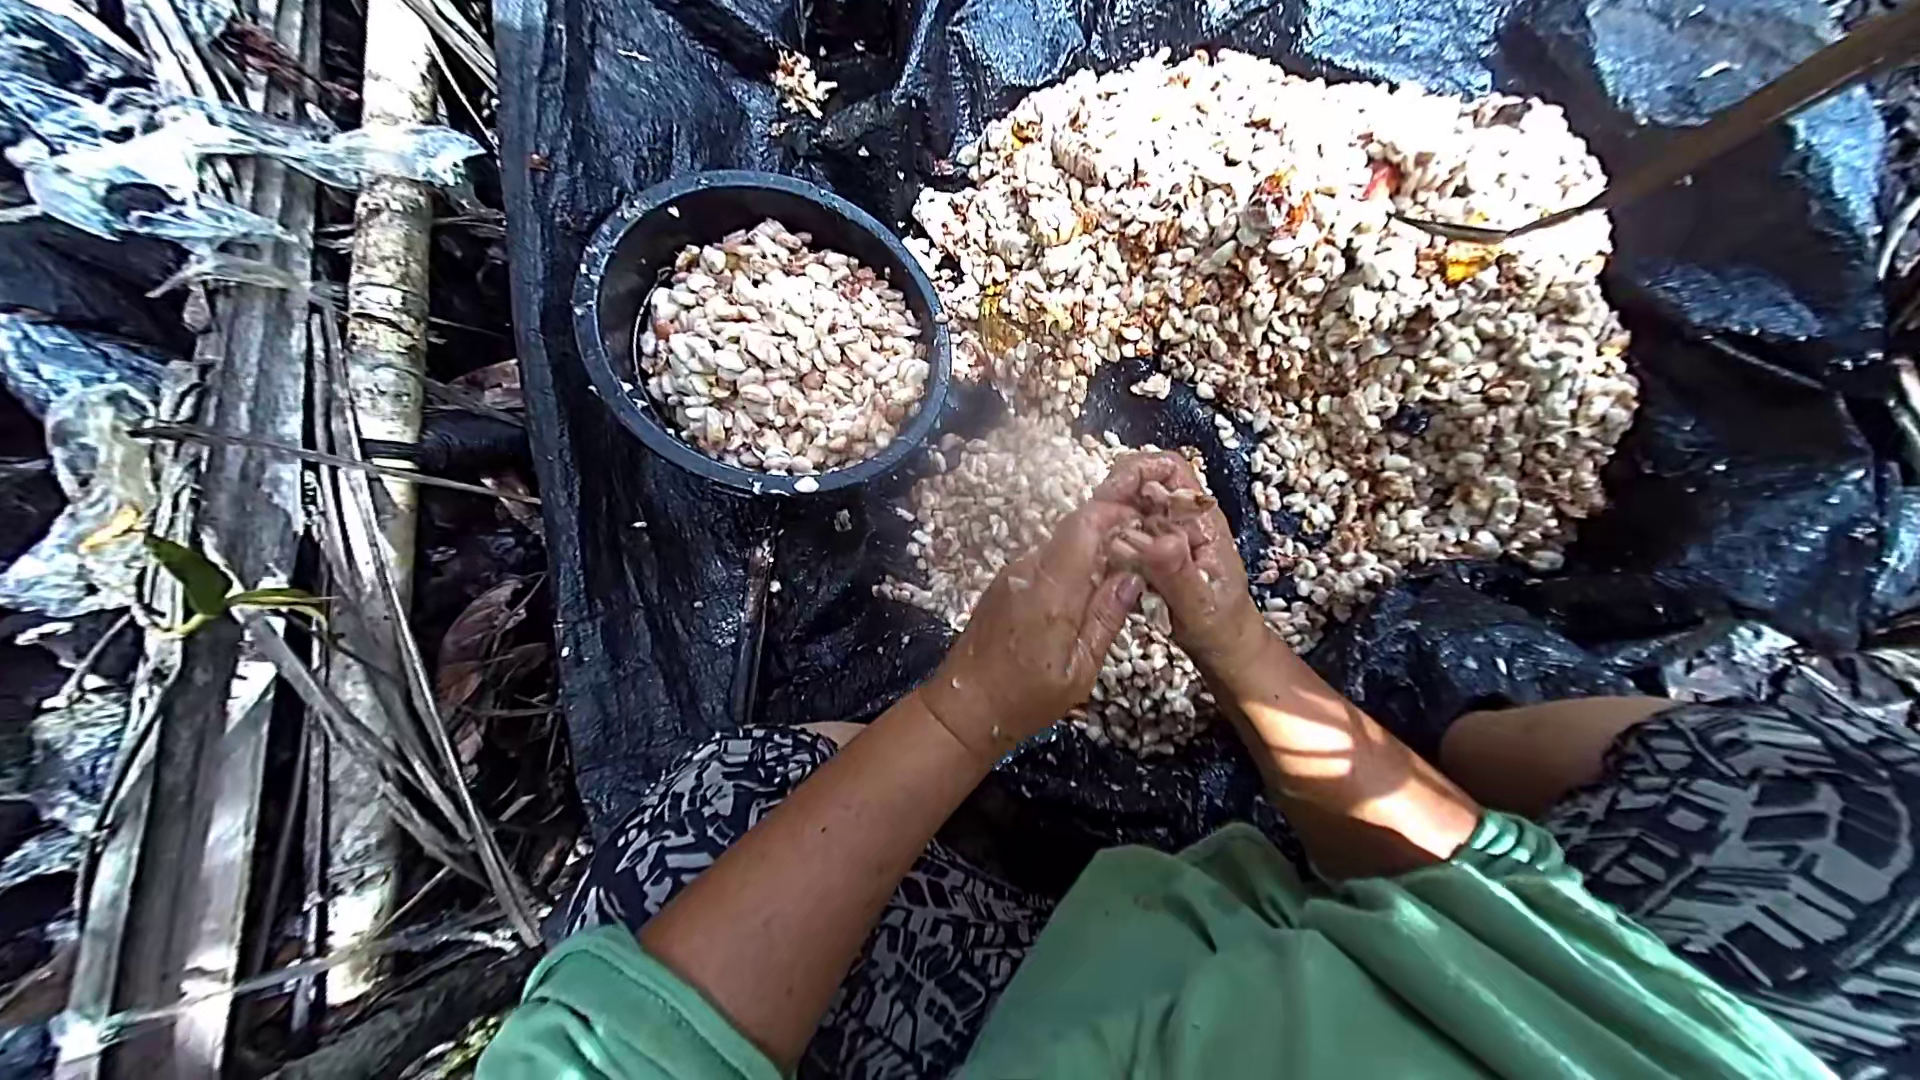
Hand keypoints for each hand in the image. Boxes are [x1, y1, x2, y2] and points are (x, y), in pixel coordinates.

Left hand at [916, 498, 1146, 763]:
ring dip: (1088, 554)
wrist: (963, 706)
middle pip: (1072, 531)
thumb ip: (1106, 618)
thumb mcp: (1079, 670)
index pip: (1083, 526)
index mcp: (1050, 591)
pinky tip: (1080, 596)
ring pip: (1058, 546)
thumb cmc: (1024, 698)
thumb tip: (1132, 576)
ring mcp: (1010, 575)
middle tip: (1138, 555)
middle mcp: (1026, 572)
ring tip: (1114, 579)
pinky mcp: (1002, 583)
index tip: (1142, 523)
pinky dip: (1067, 568)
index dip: (1114, 514)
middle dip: (1107, 534)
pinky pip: (1042, 563)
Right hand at [1095, 452, 1269, 682]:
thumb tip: (1156, 540)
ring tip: (1092, 545)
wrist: (1224, 648)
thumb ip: (1177, 573)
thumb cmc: (1220, 627)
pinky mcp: (1146, 552)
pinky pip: (1119, 534)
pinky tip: (1098, 562)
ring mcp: (1161, 534)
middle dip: (1113, 495)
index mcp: (1200, 520)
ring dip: (1105, 519)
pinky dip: (1104, 541)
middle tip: (1092, 523)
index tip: (1109, 493)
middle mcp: (1178, 519)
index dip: (1138, 470)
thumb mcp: (1199, 605)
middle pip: (1140, 483)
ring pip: (1126, 507)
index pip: (1169, 469)